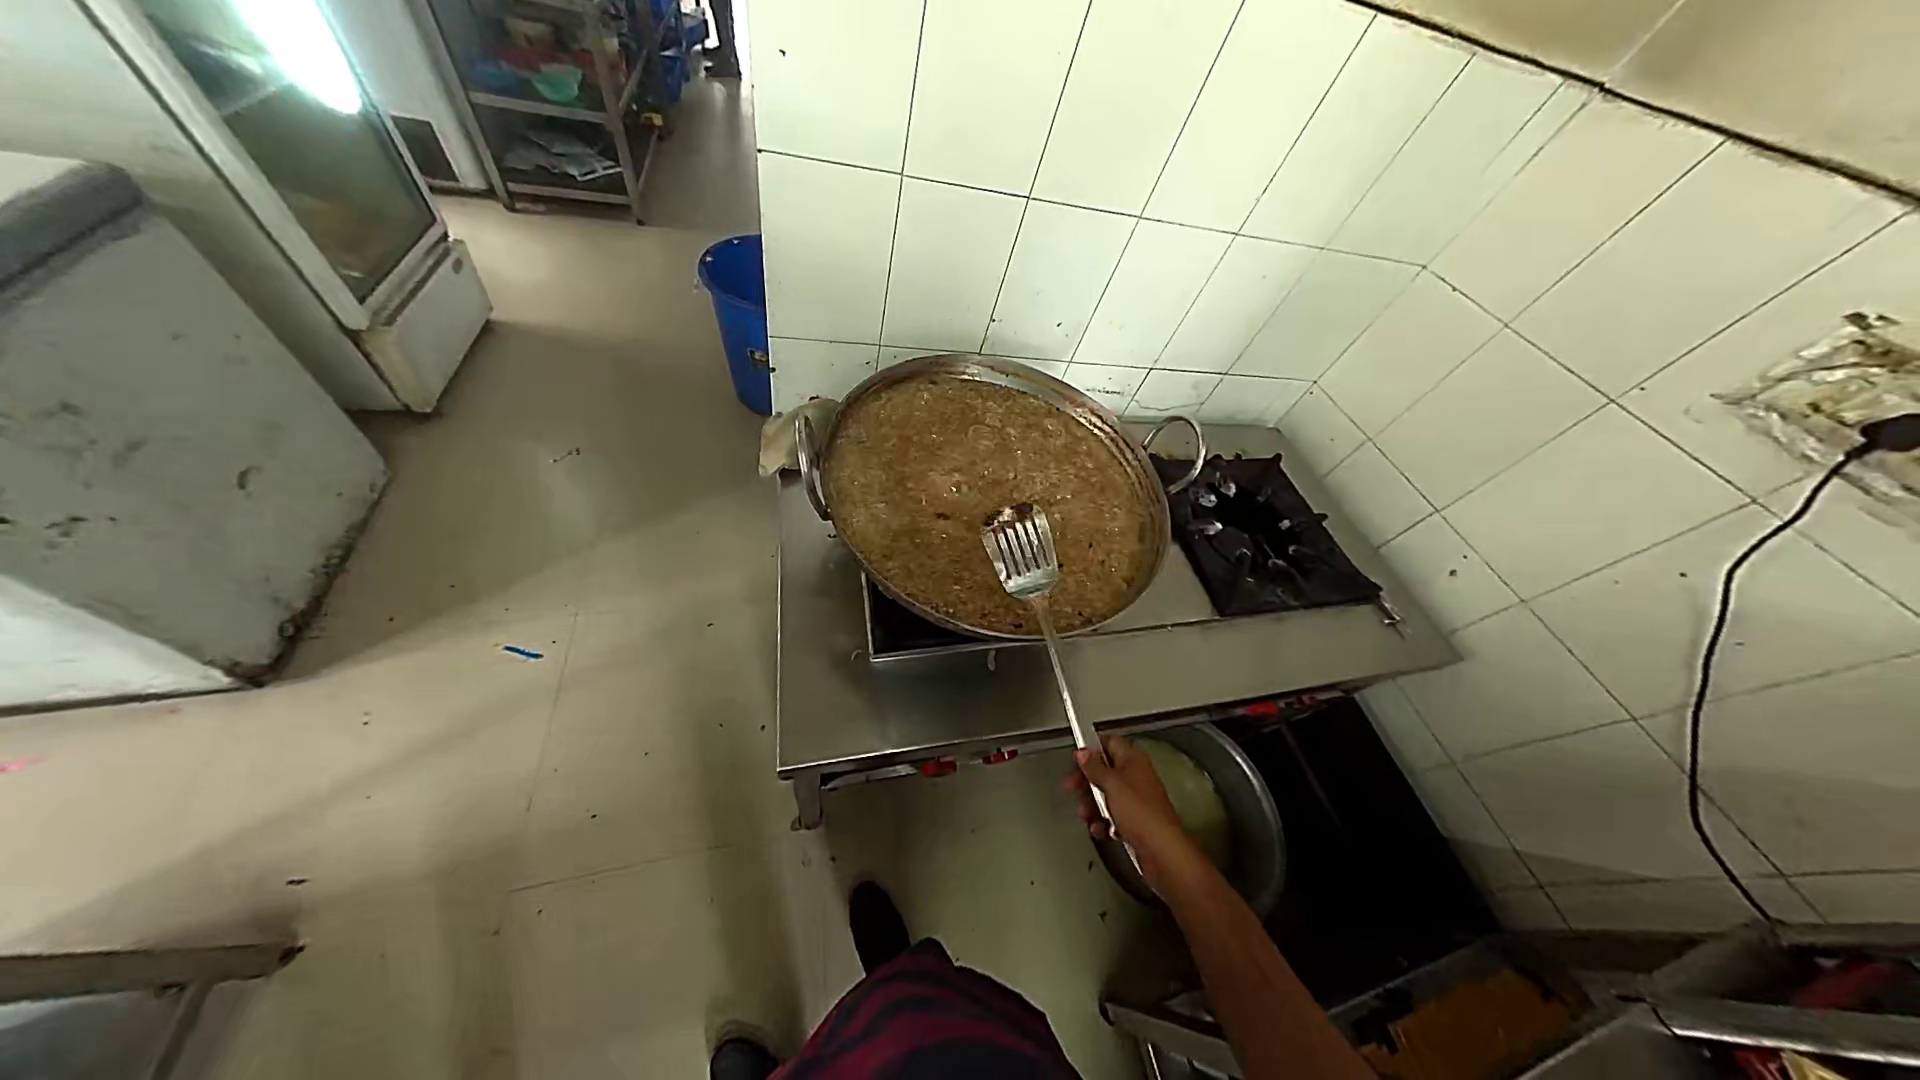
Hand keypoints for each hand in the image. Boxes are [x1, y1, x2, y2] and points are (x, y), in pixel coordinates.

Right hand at [1065, 735, 1210, 896]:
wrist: (1161, 852)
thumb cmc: (1139, 813)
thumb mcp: (1111, 784)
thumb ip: (1094, 767)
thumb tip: (1082, 753)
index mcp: (1133, 760)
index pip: (1109, 742)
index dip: (1091, 749)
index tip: (1076, 761)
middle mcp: (1135, 777)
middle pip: (1104, 771)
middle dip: (1087, 782)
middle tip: (1073, 790)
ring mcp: (1136, 800)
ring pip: (1105, 796)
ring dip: (1092, 805)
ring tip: (1087, 815)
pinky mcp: (1134, 822)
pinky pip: (1112, 816)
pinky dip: (1103, 822)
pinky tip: (1100, 830)